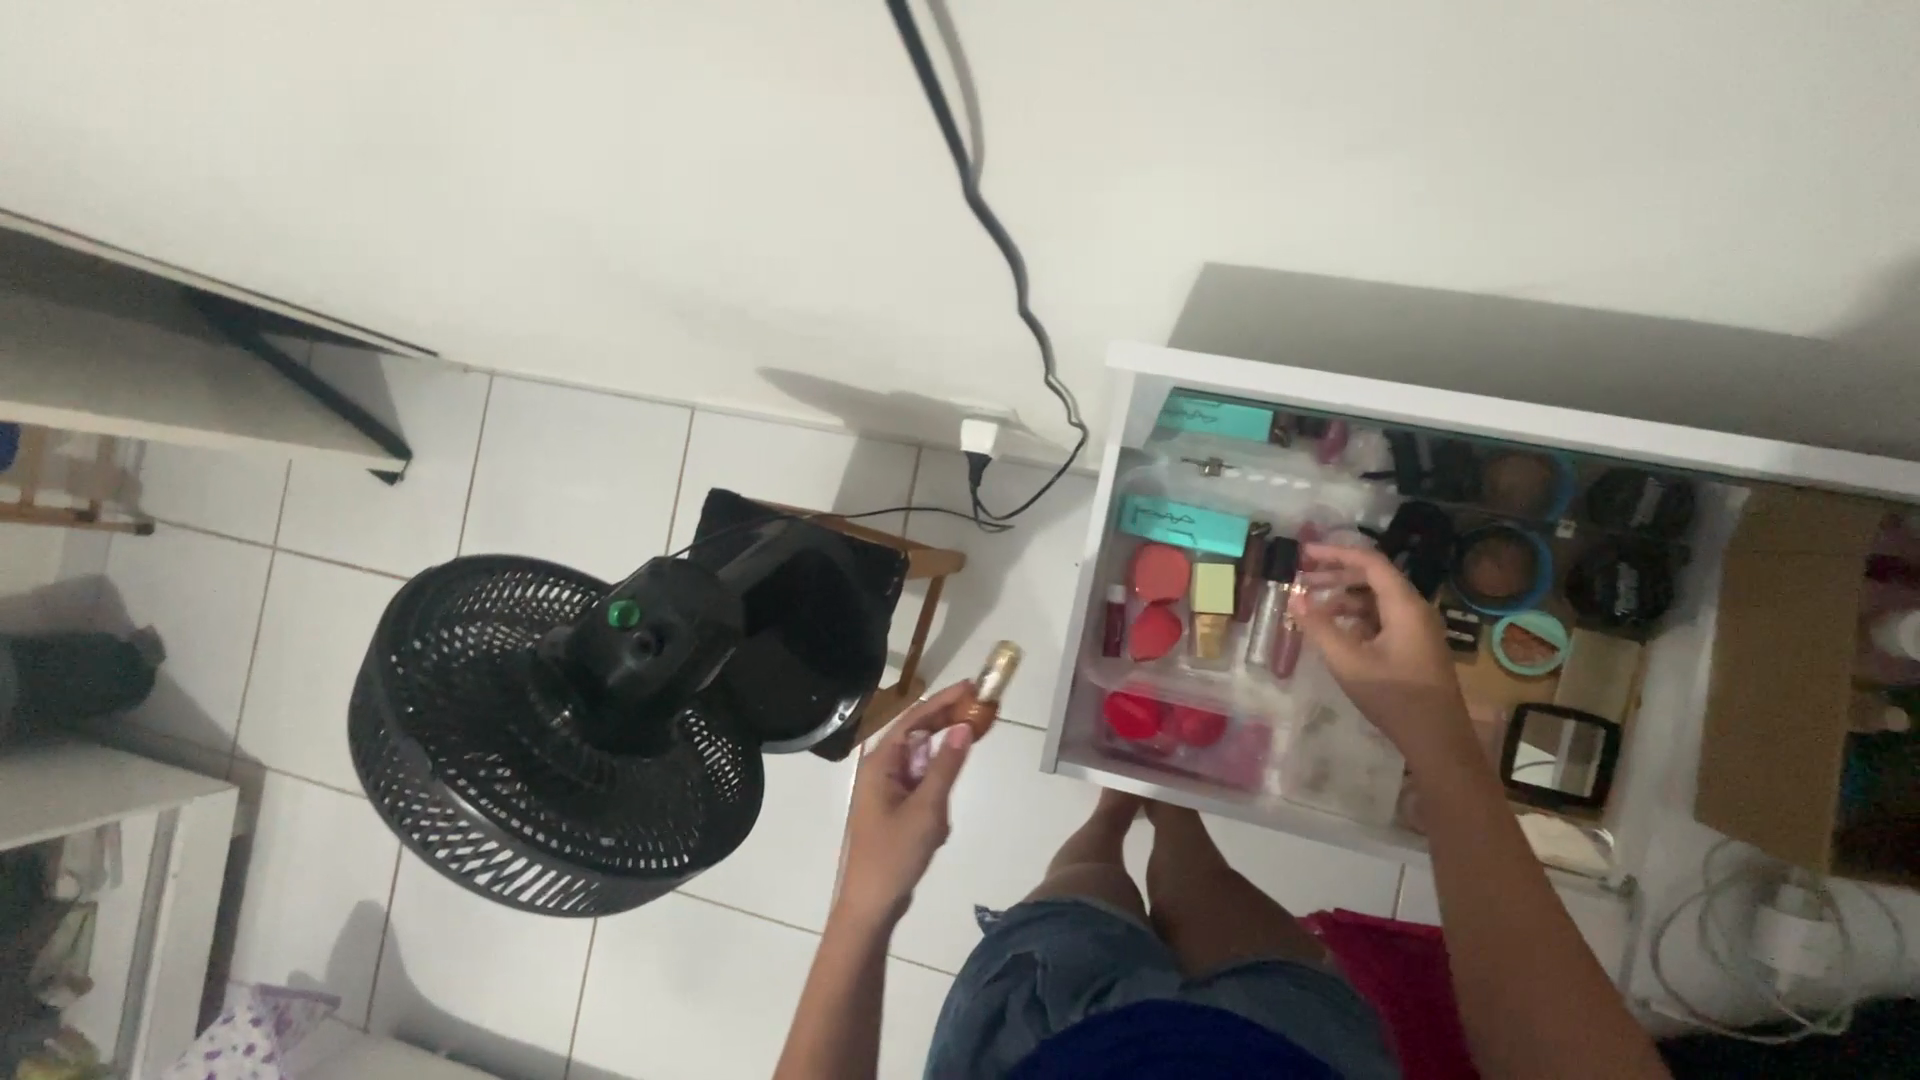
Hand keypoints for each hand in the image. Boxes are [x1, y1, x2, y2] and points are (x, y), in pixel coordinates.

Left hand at [835, 681, 975, 927]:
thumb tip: (963, 727)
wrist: (871, 905)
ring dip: (943, 760)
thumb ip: (946, 766)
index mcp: (879, 763)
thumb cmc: (894, 855)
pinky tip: (942, 817)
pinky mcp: (895, 809)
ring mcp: (887, 790)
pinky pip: (921, 785)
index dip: (944, 700)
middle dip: (947, 721)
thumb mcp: (926, 809)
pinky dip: (937, 790)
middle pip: (918, 734)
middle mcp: (880, 769)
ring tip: (967, 756)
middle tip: (981, 708)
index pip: (914, 719)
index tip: (972, 687)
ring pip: (922, 761)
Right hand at [1291, 543, 1475, 755]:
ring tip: (1312, 608)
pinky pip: (1381, 618)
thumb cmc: (1394, 697)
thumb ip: (1319, 627)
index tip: (1304, 554)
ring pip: (1375, 599)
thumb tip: (1294, 599)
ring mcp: (1416, 628)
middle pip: (1373, 578)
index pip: (1370, 562)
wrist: (1437, 738)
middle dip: (1335, 575)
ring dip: (1342, 597)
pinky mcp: (1413, 645)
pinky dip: (1354, 616)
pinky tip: (1334, 631)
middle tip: (1302, 578)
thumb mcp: (1348, 662)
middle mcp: (1414, 609)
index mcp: (1404, 606)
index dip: (1335, 553)